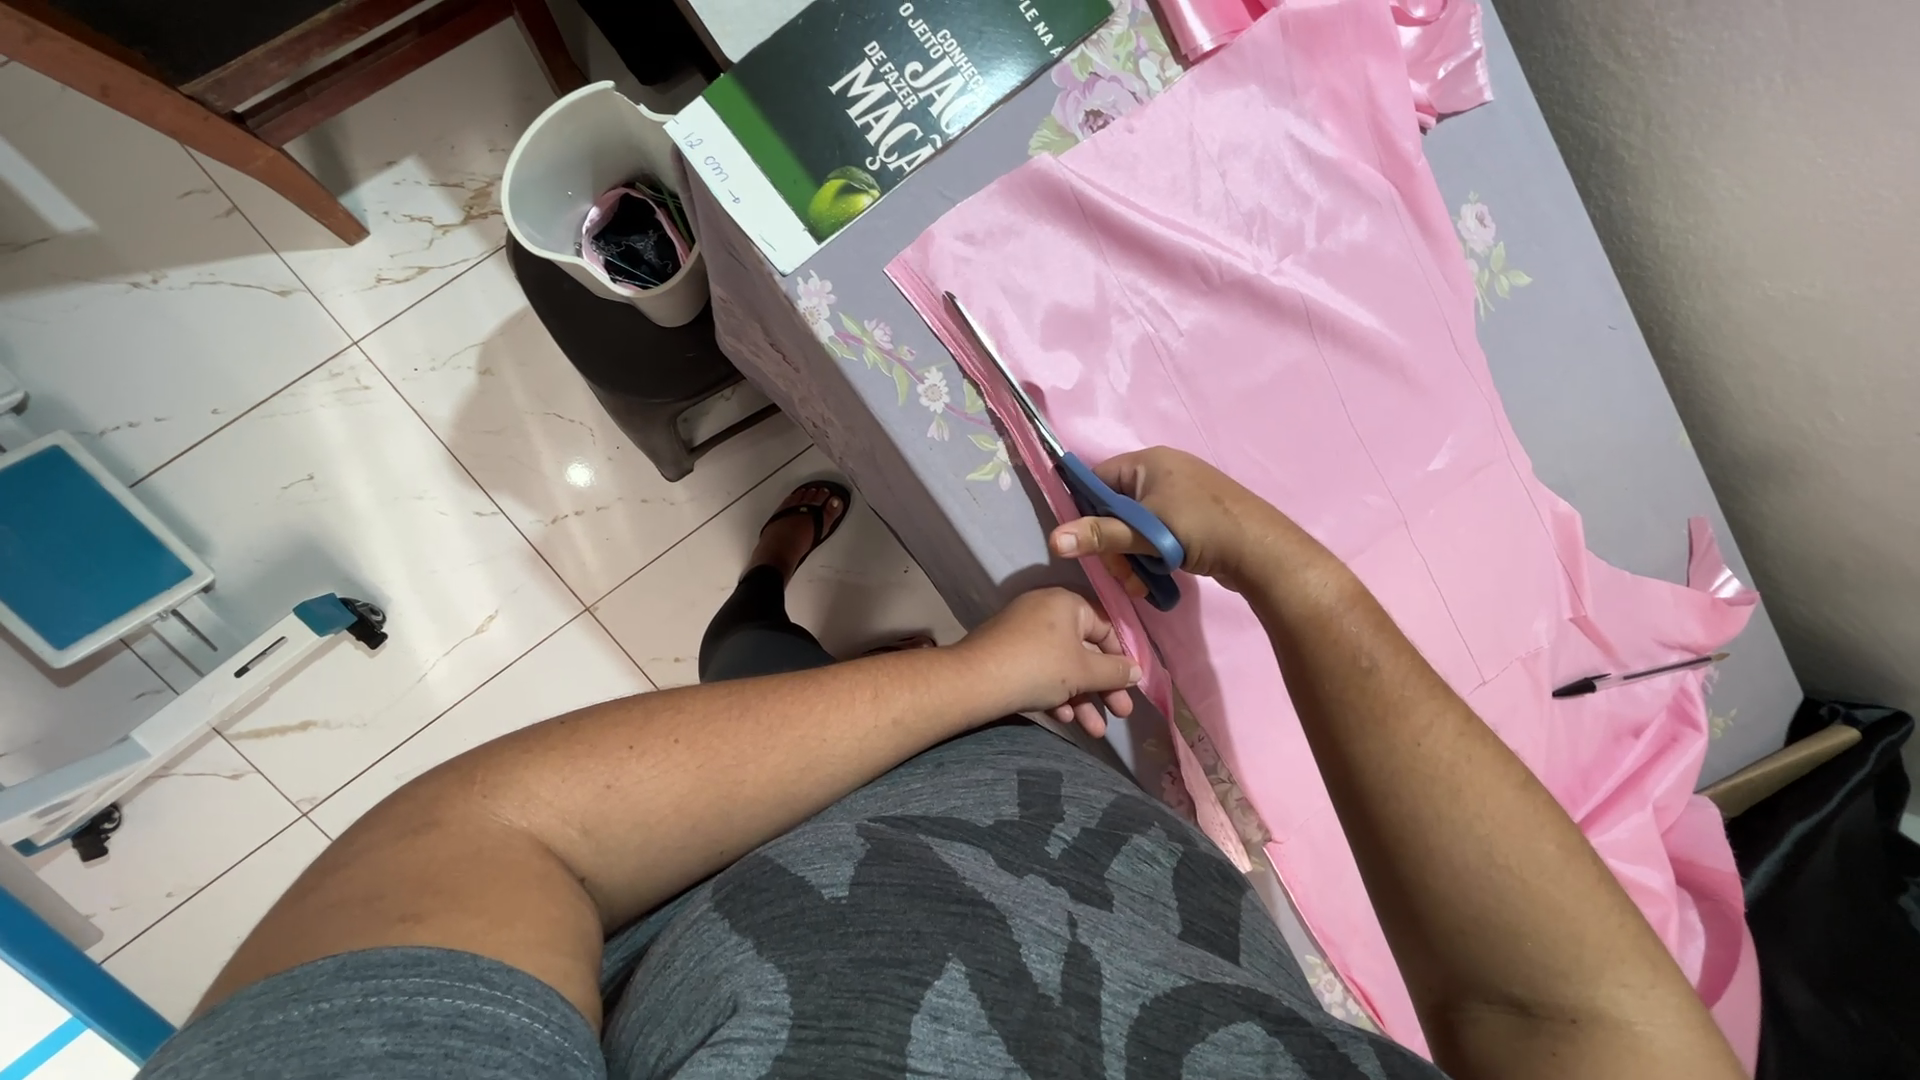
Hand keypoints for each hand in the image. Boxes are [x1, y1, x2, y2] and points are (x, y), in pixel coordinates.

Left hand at [951, 588, 1139, 735]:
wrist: (975, 682)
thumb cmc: (1038, 667)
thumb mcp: (1083, 671)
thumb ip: (1115, 671)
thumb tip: (1137, 670)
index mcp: (1066, 604)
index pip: (1106, 628)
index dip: (1122, 658)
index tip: (1132, 685)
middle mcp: (1045, 612)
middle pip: (1085, 651)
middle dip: (1104, 687)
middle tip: (1121, 714)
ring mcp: (1024, 634)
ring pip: (1063, 667)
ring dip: (1082, 699)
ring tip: (1095, 731)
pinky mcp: (1009, 656)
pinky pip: (1041, 672)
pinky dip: (1055, 694)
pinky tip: (1065, 719)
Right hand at [1048, 447, 1284, 594]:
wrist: (1262, 551)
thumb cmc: (1201, 529)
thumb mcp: (1146, 532)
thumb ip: (1100, 535)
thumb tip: (1054, 540)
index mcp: (1148, 462)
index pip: (1097, 480)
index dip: (1087, 512)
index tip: (1090, 543)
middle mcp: (1162, 471)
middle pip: (1115, 508)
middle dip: (1114, 545)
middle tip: (1123, 574)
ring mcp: (1179, 494)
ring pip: (1135, 526)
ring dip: (1132, 557)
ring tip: (1142, 582)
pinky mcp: (1192, 517)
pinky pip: (1156, 533)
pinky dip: (1152, 555)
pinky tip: (1158, 576)